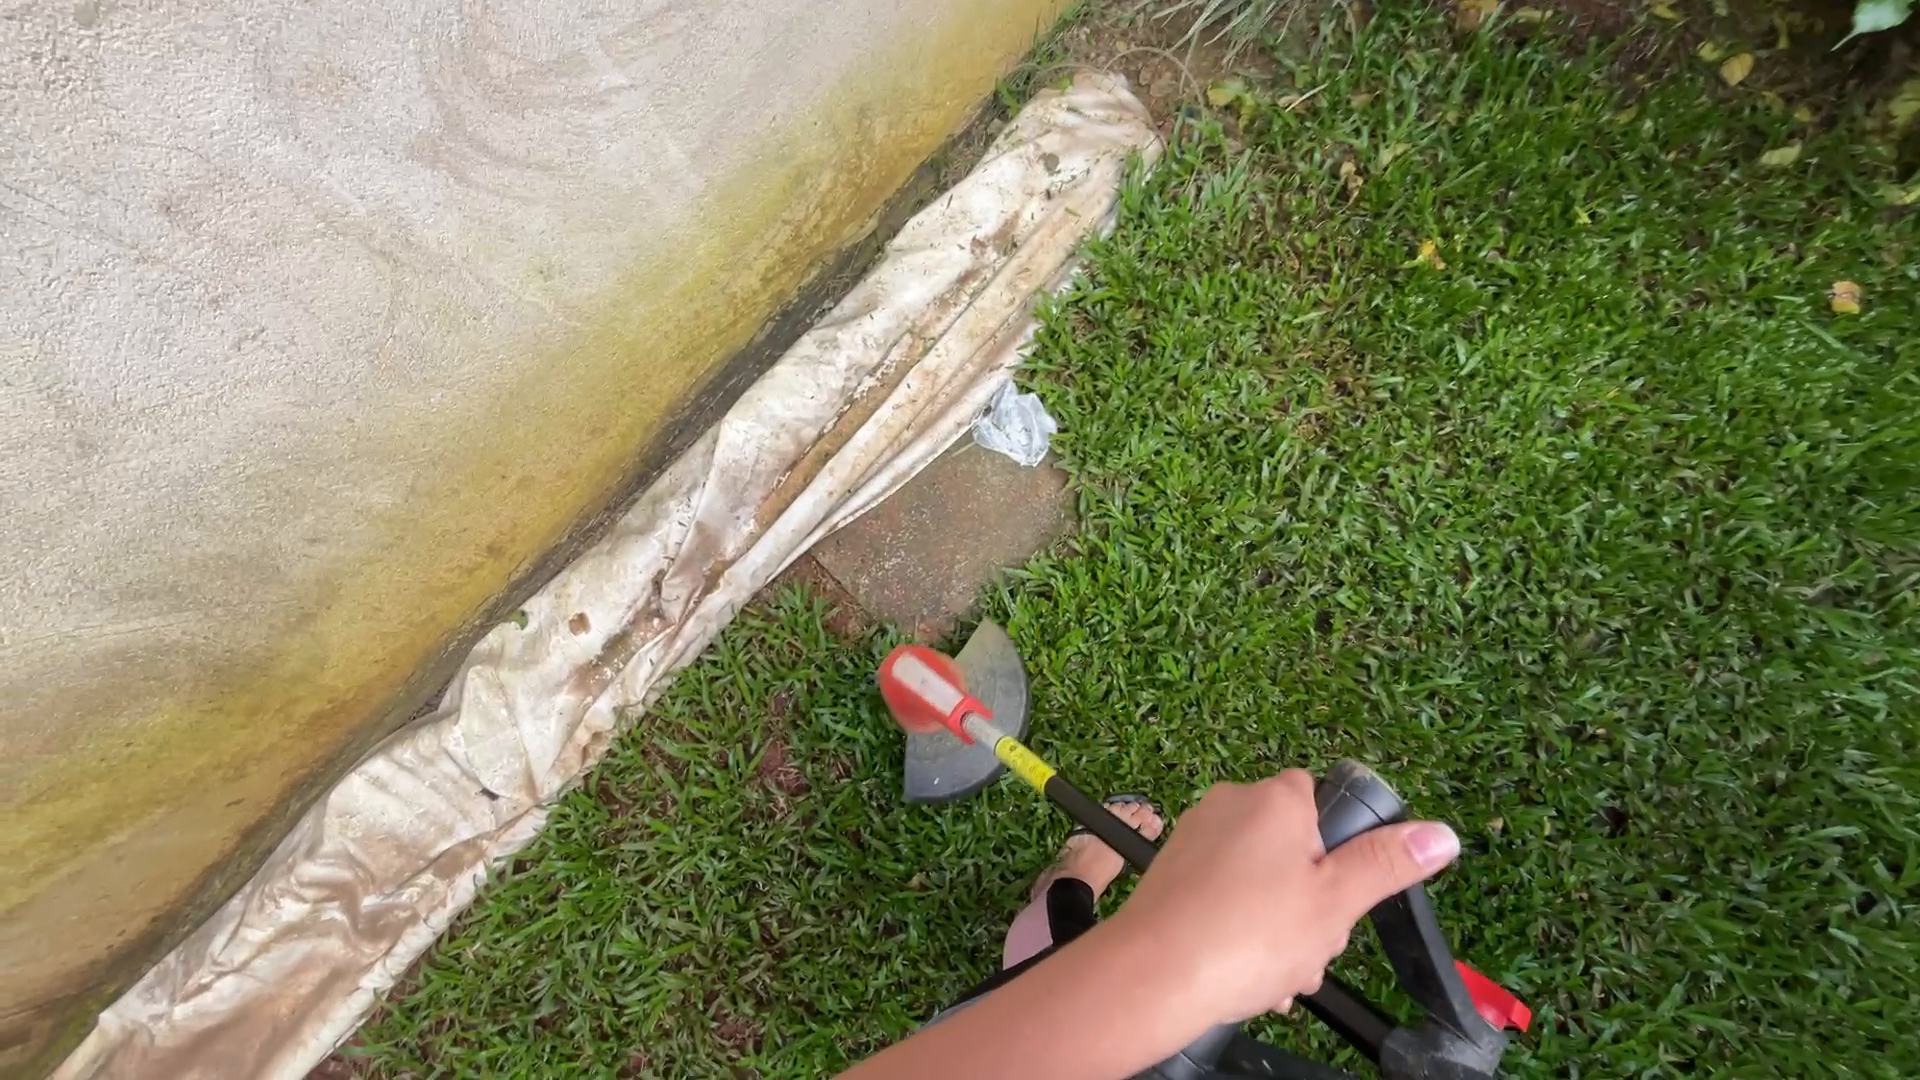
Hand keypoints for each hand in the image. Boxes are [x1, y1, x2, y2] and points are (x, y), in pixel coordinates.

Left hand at [1110, 770, 1459, 1026]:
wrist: (1155, 969)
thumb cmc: (1249, 931)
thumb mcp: (1335, 901)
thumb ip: (1385, 864)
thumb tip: (1440, 832)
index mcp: (1272, 798)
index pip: (1318, 797)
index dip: (1336, 846)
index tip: (1337, 891)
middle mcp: (1229, 802)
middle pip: (1292, 845)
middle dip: (1310, 900)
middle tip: (1309, 945)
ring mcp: (1197, 832)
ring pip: (1261, 876)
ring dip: (1280, 924)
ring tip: (1277, 971)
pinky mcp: (1175, 864)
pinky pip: (1225, 889)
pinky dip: (1241, 924)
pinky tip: (1246, 971)